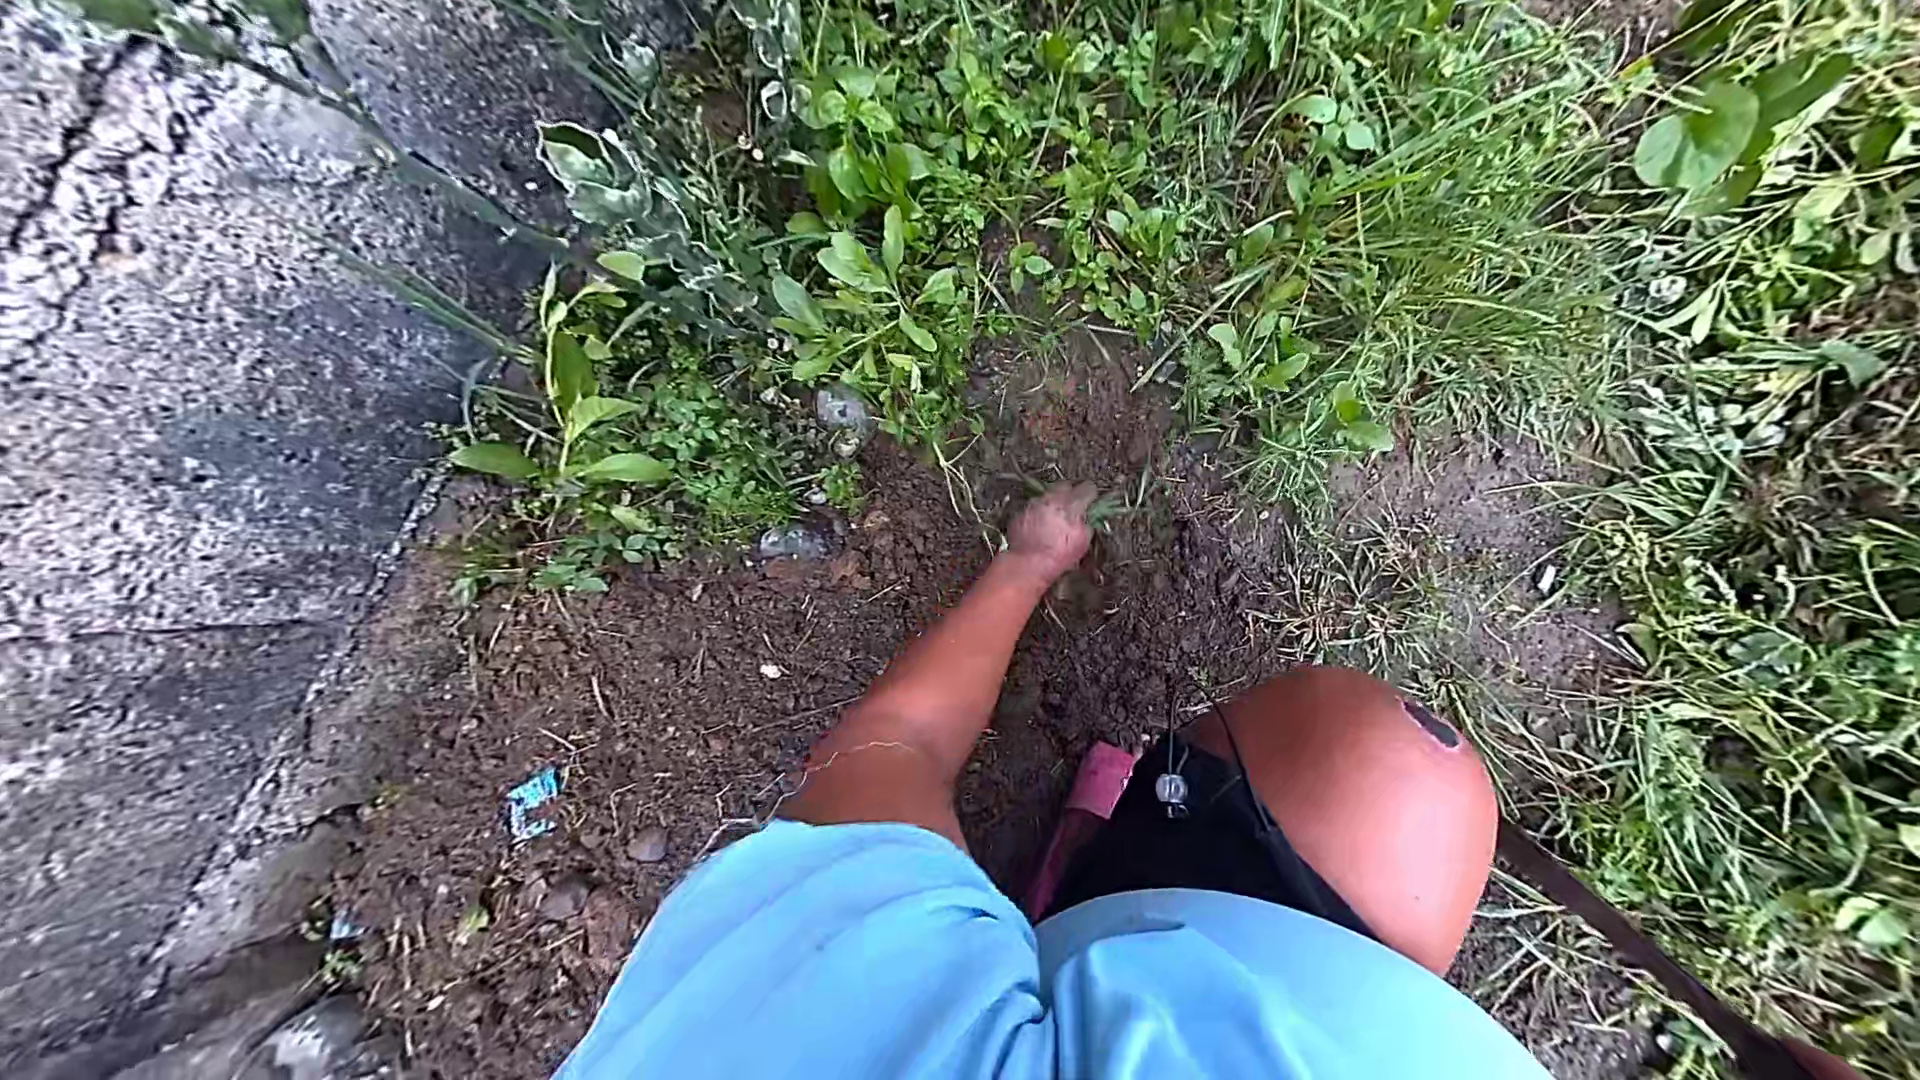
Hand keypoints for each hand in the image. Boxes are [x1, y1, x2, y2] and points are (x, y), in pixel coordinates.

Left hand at [1003, 482, 1096, 583]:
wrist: (1029, 562)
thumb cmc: (1056, 555)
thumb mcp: (1082, 542)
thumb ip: (1086, 525)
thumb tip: (1085, 521)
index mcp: (1072, 505)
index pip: (1087, 489)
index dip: (1090, 492)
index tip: (1091, 495)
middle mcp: (1053, 500)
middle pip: (1065, 485)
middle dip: (1071, 491)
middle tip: (1074, 500)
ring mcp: (1036, 504)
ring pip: (1047, 494)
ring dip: (1053, 501)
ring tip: (1056, 514)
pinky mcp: (1022, 512)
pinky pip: (1033, 506)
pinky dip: (1039, 511)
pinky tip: (1041, 522)